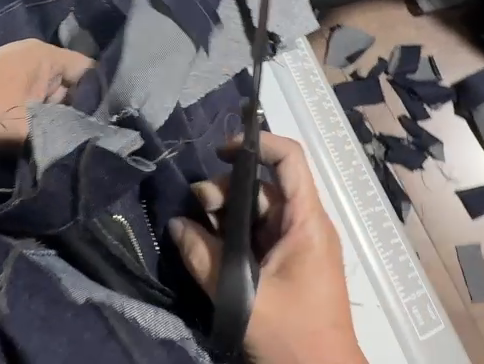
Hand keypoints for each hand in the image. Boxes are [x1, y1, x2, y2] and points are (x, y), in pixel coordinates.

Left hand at [0, 39, 95, 161]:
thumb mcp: (31, 127)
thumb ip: (67, 133)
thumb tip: (100, 143)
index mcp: (43, 55)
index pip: (89, 71)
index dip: (104, 97)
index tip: (116, 127)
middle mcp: (32, 59)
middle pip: (72, 88)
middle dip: (81, 115)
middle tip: (95, 144)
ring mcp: (15, 77)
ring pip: (52, 103)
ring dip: (58, 125)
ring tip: (73, 148)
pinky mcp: (2, 96)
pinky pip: (33, 110)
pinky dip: (39, 127)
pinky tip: (47, 146)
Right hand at [169, 133, 368, 363]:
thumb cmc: (293, 339)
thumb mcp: (242, 298)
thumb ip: (205, 258)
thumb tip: (176, 224)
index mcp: (307, 223)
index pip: (289, 158)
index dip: (257, 144)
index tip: (220, 152)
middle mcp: (304, 225)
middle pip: (263, 184)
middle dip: (226, 189)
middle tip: (196, 209)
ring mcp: (295, 245)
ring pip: (256, 209)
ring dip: (225, 214)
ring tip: (198, 232)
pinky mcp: (286, 264)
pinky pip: (256, 234)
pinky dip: (232, 235)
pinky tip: (209, 247)